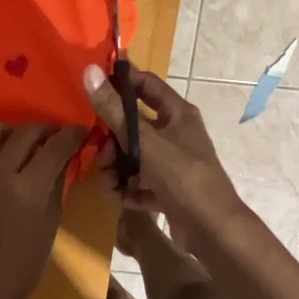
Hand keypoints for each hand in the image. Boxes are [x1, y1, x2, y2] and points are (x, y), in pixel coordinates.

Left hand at [0, 121, 87, 298]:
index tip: (79, 132)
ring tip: (19, 145)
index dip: (72, 134)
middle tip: (53, 139)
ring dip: (10, 132)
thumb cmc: (27, 260)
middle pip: (25, 132)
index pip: (55, 146)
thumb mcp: (52, 220)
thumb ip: (57, 181)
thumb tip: (65, 154)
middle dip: (45, 131)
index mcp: (28, 189)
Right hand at [82, 65, 235, 219]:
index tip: (93, 86)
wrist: (209, 227)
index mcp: (177, 114)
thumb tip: (88, 72)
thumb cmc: (181, 175)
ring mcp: (172, 165)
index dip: (121, 82)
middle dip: (111, 142)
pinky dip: (128, 190)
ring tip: (107, 184)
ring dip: (116, 170)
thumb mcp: (144, 141)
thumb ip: (114, 110)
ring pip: (134, 159)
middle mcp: (175, 136)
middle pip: (134, 128)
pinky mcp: (167, 191)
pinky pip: (139, 184)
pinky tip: (119, 198)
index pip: (146, 85)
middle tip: (99, 155)